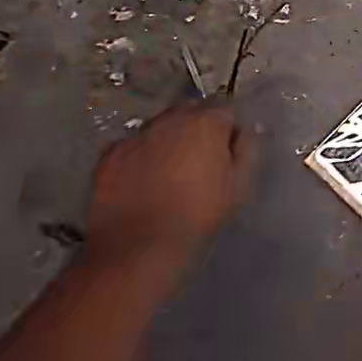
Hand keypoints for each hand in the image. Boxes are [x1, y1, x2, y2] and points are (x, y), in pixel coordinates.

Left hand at [85, 102, 253, 269]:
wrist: (139, 249)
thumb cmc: (198, 216)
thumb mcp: (239, 186)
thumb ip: (248, 150)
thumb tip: (251, 127)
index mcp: (206, 121)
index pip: (225, 111)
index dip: (228, 132)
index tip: (226, 155)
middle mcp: (171, 119)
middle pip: (190, 112)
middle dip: (197, 129)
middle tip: (199, 163)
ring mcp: (137, 135)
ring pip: (160, 127)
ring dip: (168, 140)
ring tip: (168, 173)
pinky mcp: (110, 156)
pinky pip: (131, 147)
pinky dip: (139, 156)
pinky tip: (141, 181)